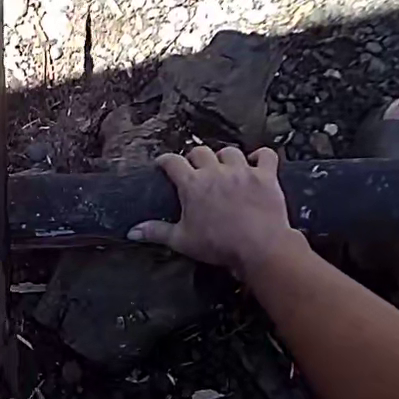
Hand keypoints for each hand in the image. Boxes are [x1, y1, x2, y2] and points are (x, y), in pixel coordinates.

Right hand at [128, 146, 304, 279]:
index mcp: (192, 184)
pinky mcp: (266, 176)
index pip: (172, 162)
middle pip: (200, 152)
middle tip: (194, 168)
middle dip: (195, 158)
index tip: (163, 164)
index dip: (166, 161)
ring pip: (230, 151)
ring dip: (224, 157)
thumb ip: (156, 232)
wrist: (258, 246)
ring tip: (223, 165)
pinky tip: (256, 161)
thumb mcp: (181, 240)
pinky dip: (261, 156)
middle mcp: (215, 171)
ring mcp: (242, 171)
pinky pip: (266, 155)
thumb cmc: (218, 245)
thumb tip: (132, 232)